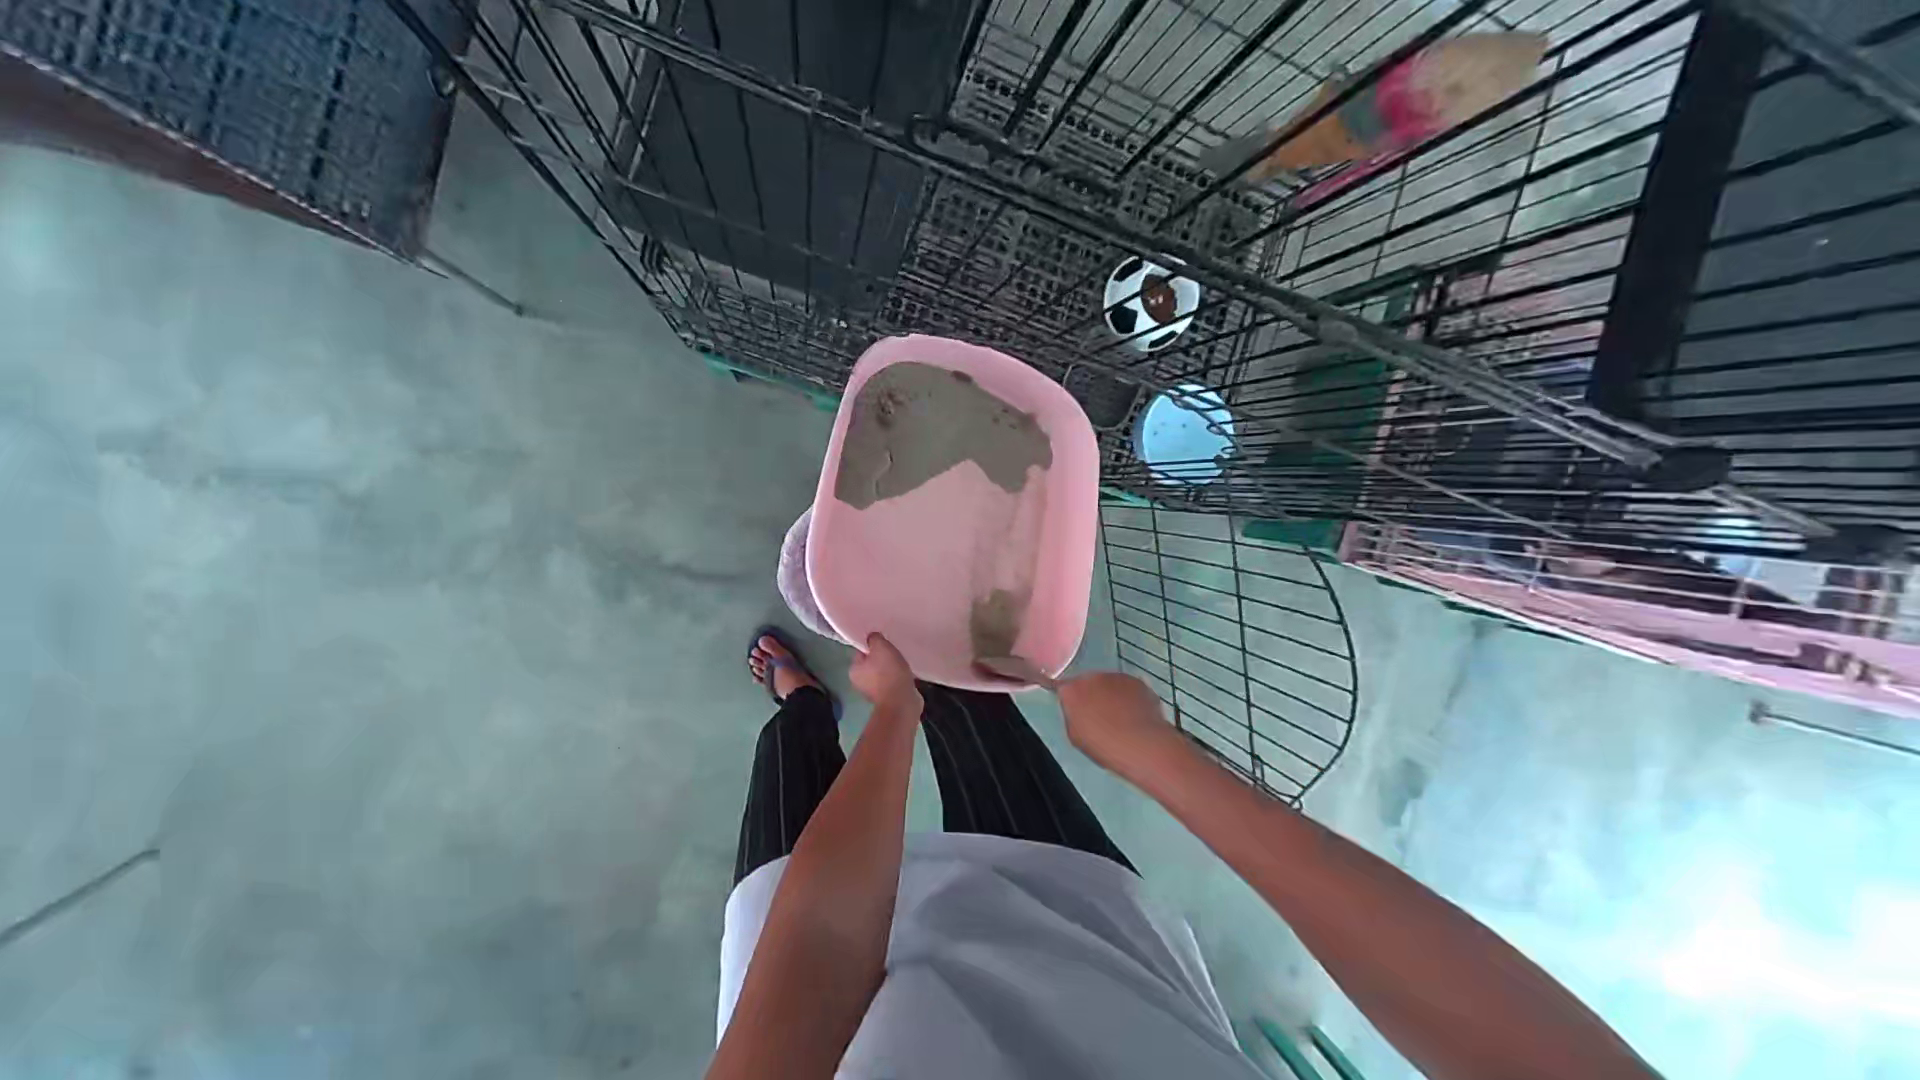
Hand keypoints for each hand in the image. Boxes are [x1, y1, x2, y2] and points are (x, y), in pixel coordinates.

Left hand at [849, 633, 921, 711]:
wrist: (902, 702)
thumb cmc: (888, 672)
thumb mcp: (881, 647)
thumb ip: (875, 639)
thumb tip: (872, 637)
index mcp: (854, 670)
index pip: (861, 652)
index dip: (873, 645)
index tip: (884, 641)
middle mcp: (861, 682)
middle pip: (873, 663)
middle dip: (884, 657)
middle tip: (895, 651)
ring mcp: (875, 692)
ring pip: (884, 673)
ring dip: (893, 669)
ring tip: (903, 662)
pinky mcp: (889, 698)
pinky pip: (894, 683)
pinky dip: (899, 679)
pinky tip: (907, 674)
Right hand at [1054, 672, 1186, 778]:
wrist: (1140, 744)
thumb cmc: (1103, 745)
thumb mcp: (1075, 735)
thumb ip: (1074, 716)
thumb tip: (1079, 711)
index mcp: (1072, 690)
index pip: (1065, 688)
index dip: (1072, 700)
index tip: (1079, 712)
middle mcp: (1092, 677)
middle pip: (1089, 683)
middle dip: (1093, 695)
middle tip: (1101, 716)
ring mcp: (1117, 677)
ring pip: (1110, 684)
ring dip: (1112, 695)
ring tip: (1122, 717)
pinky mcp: (1138, 682)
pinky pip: (1129, 688)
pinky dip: (1131, 697)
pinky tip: (1136, 715)